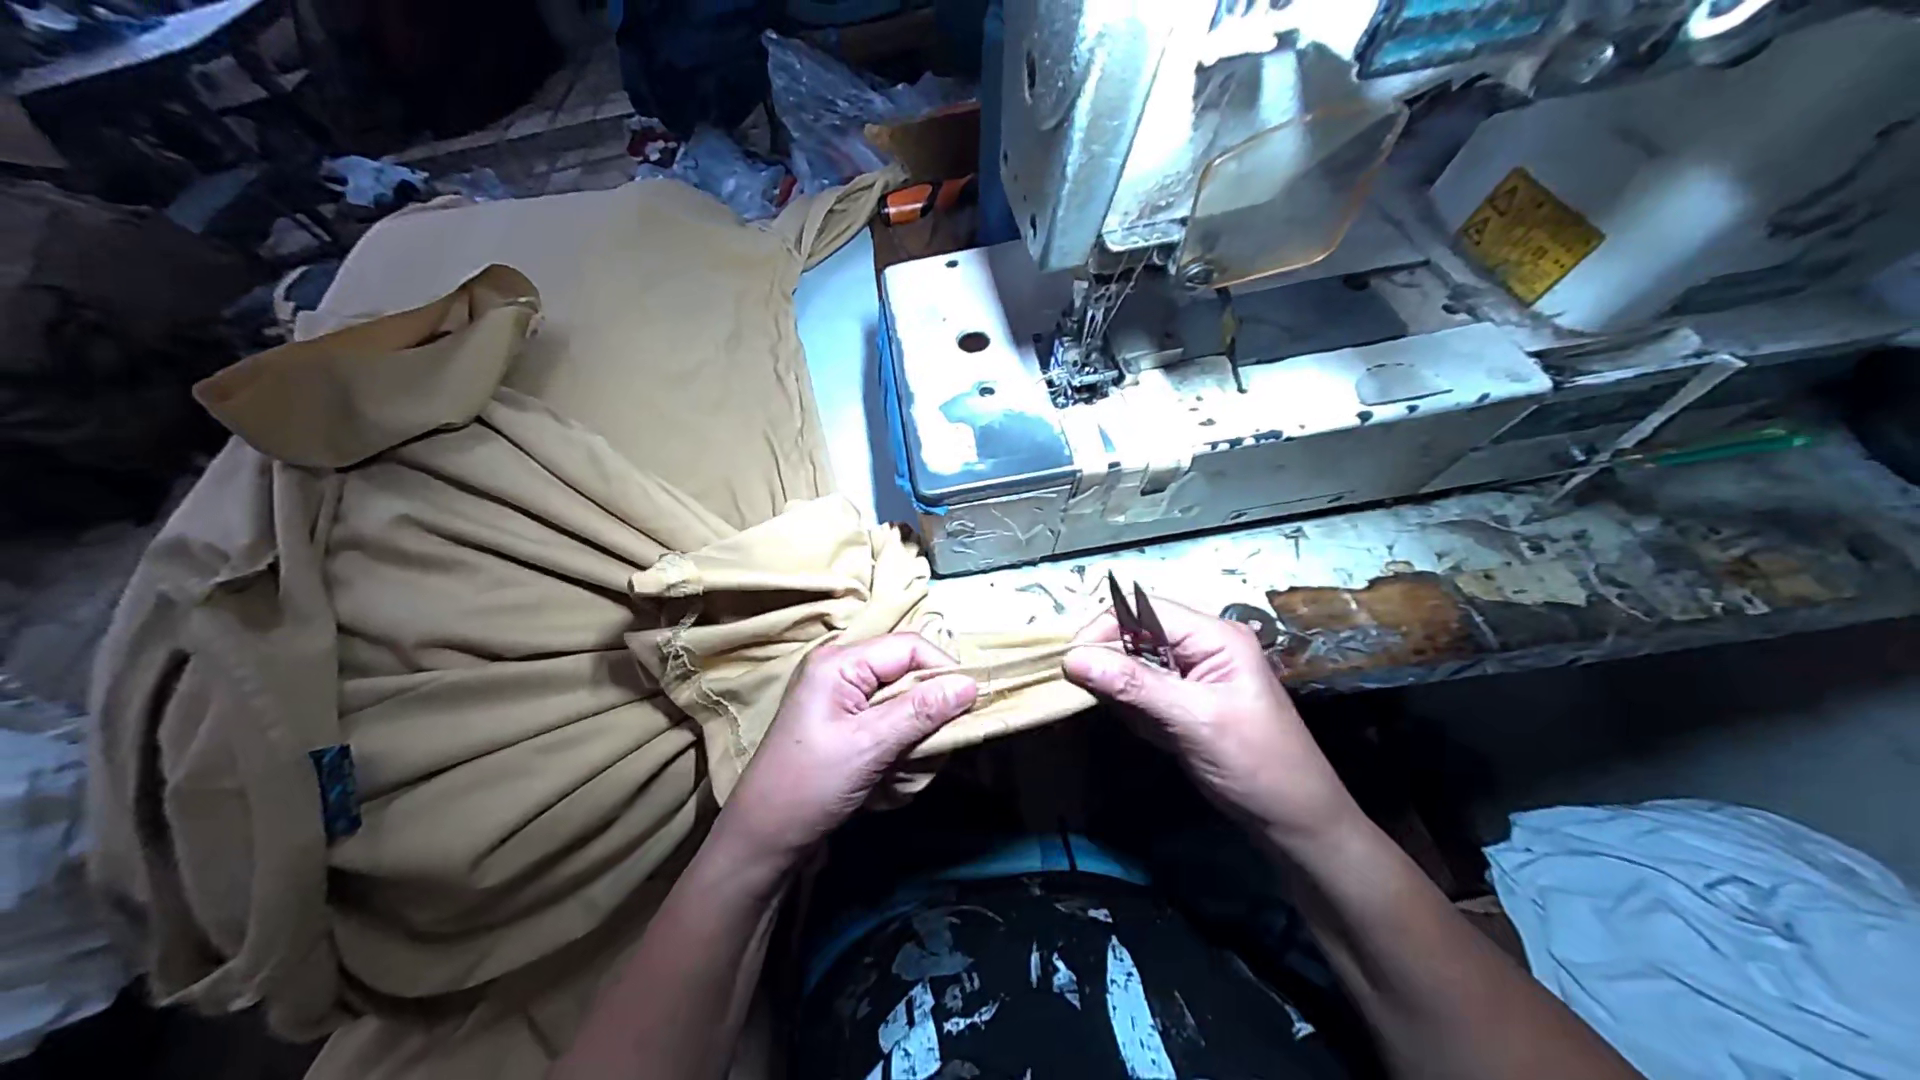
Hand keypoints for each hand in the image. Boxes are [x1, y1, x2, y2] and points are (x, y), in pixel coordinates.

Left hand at [719, 634, 977, 862]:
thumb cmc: (810, 786)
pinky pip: (892, 723)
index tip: (970, 704)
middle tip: (935, 746)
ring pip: (906, 702)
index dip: (944, 670)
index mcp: (840, 662)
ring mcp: (843, 698)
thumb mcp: (870, 745)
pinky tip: (890, 776)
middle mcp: (842, 670)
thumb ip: (921, 711)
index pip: (910, 646)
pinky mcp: (848, 725)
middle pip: (910, 673)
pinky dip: (901, 747)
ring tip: (904, 770)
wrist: (764, 839)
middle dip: (929, 711)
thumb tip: (970, 684)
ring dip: (916, 736)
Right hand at [1063, 600, 1361, 849]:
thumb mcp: (1193, 720)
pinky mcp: (1180, 700)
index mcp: (1213, 635)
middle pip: (1133, 634)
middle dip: (1111, 664)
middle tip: (1101, 698)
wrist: (1293, 821)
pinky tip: (1154, 734)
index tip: (1072, 663)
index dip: (1103, 629)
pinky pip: (1139, 692)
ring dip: (1123, 693)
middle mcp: (1200, 646)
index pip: (1142, 611)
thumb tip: (1073, 659)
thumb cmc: (1256, 764)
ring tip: (1145, 724)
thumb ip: (1133, 685)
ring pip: (1131, 665)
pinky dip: (1133, 711)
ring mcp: (1190, 674)